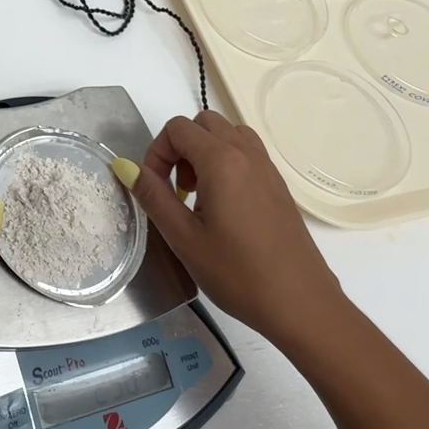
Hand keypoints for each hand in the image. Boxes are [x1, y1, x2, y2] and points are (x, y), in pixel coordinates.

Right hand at [116, 111, 345, 344]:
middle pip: (203, 122)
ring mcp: (267, 168)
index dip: (157, 152)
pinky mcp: (279, 186)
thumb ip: (152, 195)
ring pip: (228, 133)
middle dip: (181, 147)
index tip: (155, 188)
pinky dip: (227, 162)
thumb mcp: (184, 237)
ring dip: (205, 151)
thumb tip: (124, 166)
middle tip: (177, 189)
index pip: (177, 129)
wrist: (304, 306)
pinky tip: (224, 205)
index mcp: (221, 160)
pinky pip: (246, 152)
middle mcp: (246, 154)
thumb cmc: (239, 274)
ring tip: (199, 193)